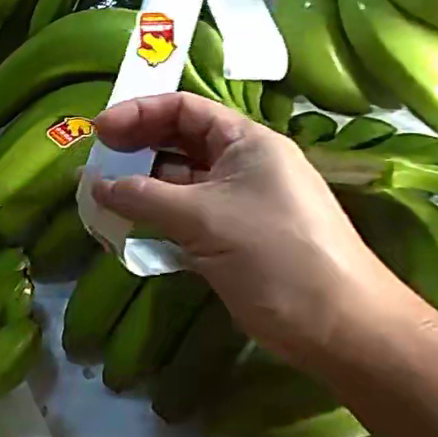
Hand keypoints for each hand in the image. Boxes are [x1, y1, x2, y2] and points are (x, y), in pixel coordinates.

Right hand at [90, 93, 429, 363]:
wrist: (342, 328)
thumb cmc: (275, 255)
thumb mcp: (203, 218)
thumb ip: (144, 197)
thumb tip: (95, 185)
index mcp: (246, 141)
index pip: (184, 108)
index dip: (139, 112)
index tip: (99, 130)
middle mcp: (244, 164)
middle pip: (180, 140)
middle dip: (137, 146)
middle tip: (96, 160)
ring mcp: (240, 202)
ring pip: (181, 180)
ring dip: (143, 185)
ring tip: (102, 193)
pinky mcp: (235, 237)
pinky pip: (187, 214)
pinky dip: (158, 215)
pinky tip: (129, 224)